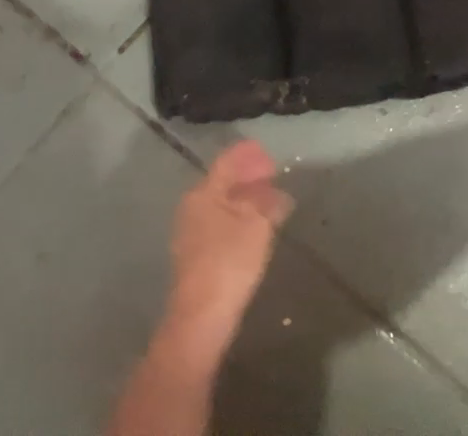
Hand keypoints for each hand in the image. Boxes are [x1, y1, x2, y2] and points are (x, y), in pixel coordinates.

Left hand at [164, 140, 292, 346]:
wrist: (202, 314)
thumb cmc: (230, 261)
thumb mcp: (256, 225)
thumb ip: (266, 203)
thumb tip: (276, 193)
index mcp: (203, 194)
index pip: (227, 164)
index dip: (247, 155)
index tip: (267, 152)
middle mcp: (192, 207)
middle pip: (222, 183)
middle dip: (247, 176)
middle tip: (272, 173)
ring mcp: (191, 232)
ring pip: (221, 204)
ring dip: (244, 198)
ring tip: (269, 198)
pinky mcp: (196, 254)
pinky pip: (220, 222)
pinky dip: (238, 216)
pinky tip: (254, 225)